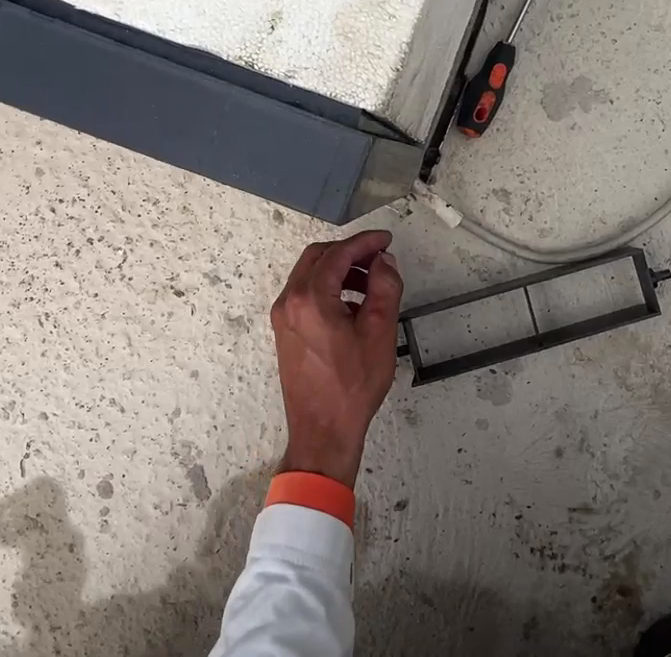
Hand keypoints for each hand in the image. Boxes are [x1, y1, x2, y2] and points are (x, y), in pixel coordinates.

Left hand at [270, 230, 404, 486]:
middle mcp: (289, 302)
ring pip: (310, 275)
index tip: (386, 240)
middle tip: (379, 257)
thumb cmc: (353, 385)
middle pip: (318, 257)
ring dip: (339, 269)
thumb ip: (385, 287)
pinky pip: (305, 294)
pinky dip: (328, 287)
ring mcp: (283, 317)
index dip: (365, 242)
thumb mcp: (380, 332)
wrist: (323, 431)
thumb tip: (384, 262)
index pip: (338, 254)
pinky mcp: (285, 332)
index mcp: (310, 298)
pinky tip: (353, 305)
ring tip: (371, 282)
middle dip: (350, 251)